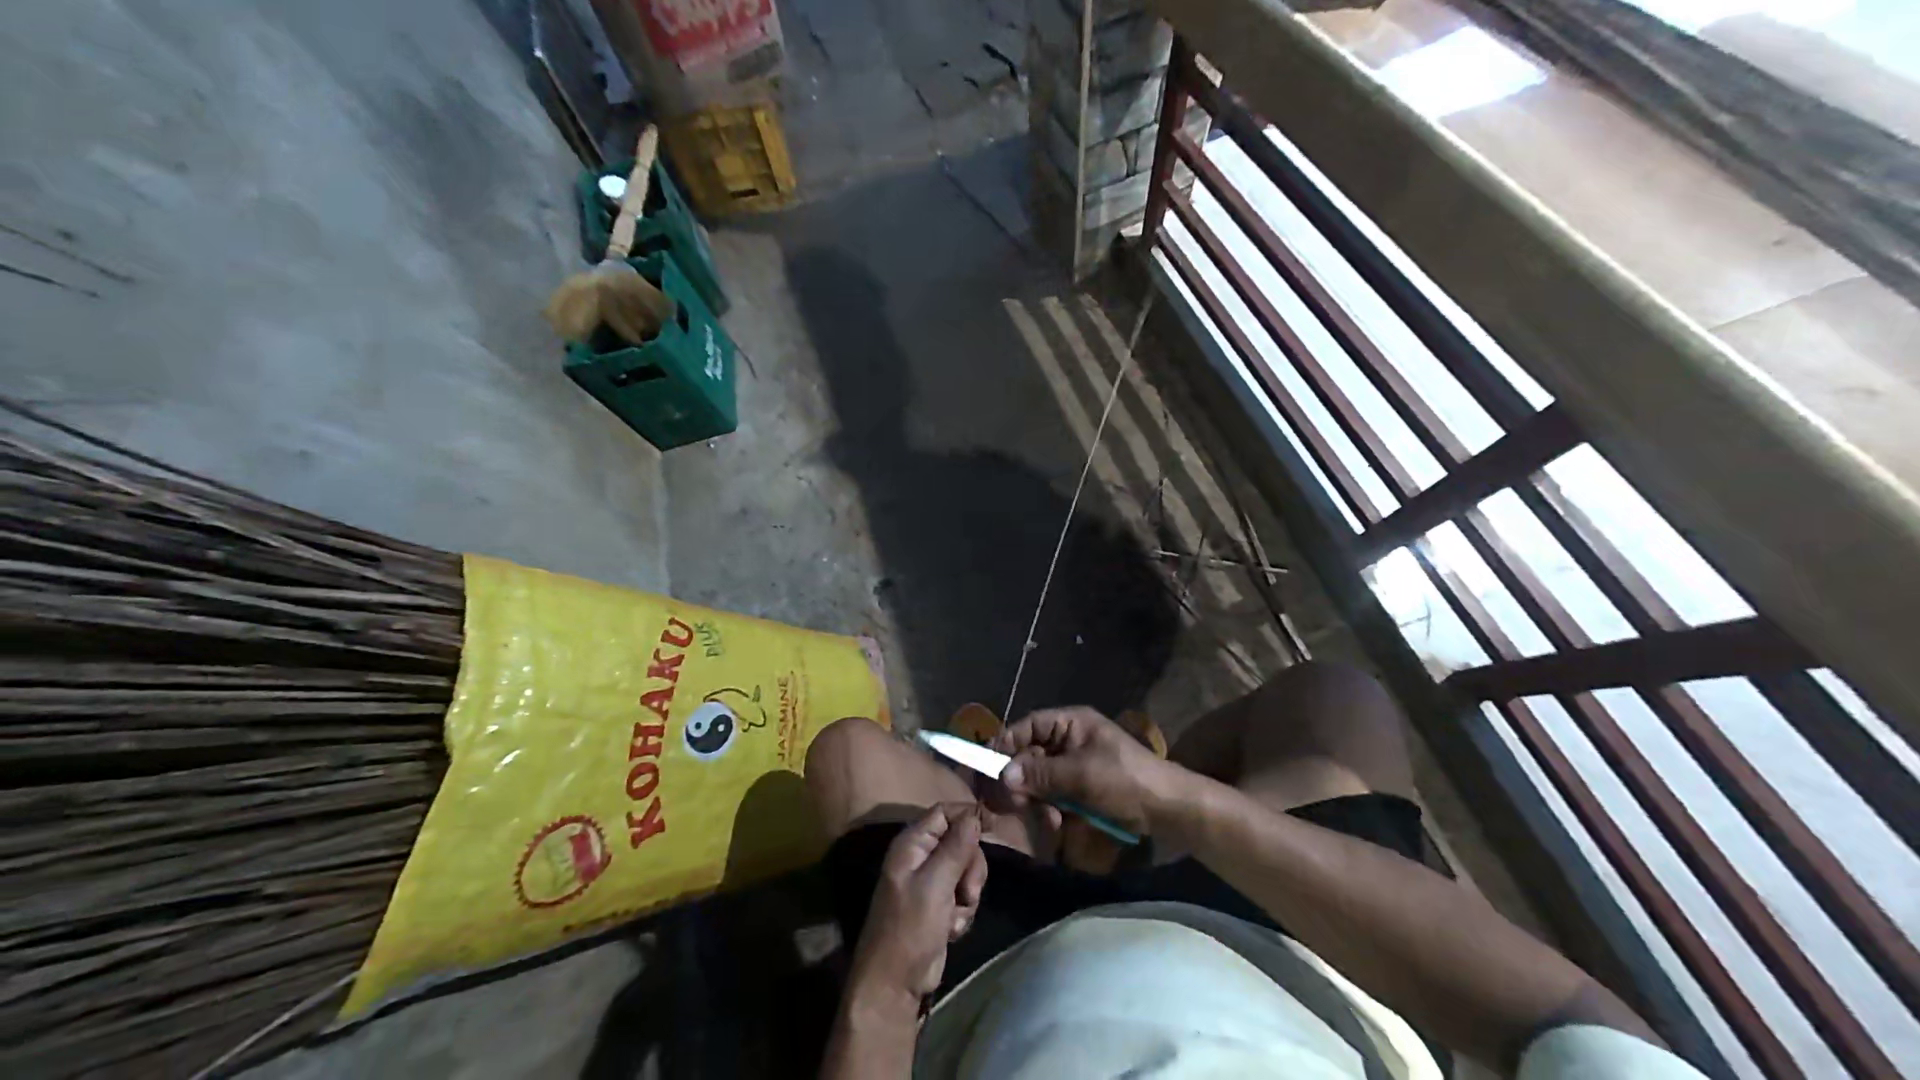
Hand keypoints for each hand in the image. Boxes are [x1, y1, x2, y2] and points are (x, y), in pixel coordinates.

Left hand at [848, 803, 987, 1003]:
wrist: (896, 982)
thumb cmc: (910, 927)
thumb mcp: (936, 884)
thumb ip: (956, 847)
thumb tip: (974, 815)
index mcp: (912, 844)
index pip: (945, 812)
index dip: (968, 816)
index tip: (994, 826)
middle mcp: (921, 857)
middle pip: (962, 841)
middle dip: (971, 866)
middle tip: (967, 890)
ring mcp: (931, 881)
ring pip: (967, 869)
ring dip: (968, 893)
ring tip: (955, 914)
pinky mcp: (940, 904)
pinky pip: (964, 894)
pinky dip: (962, 911)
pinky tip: (951, 928)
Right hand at [994, 707, 1188, 834]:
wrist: (1168, 810)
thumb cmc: (1124, 781)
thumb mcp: (1080, 775)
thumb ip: (1040, 774)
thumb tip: (1003, 774)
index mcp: (1073, 724)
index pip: (1030, 725)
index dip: (1007, 742)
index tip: (987, 763)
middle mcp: (1071, 740)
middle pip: (1032, 754)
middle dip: (1023, 778)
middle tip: (1015, 802)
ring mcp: (1077, 765)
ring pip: (1041, 778)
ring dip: (1038, 798)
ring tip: (1048, 818)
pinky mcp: (1083, 788)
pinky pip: (1056, 794)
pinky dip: (1052, 808)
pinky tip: (1058, 824)